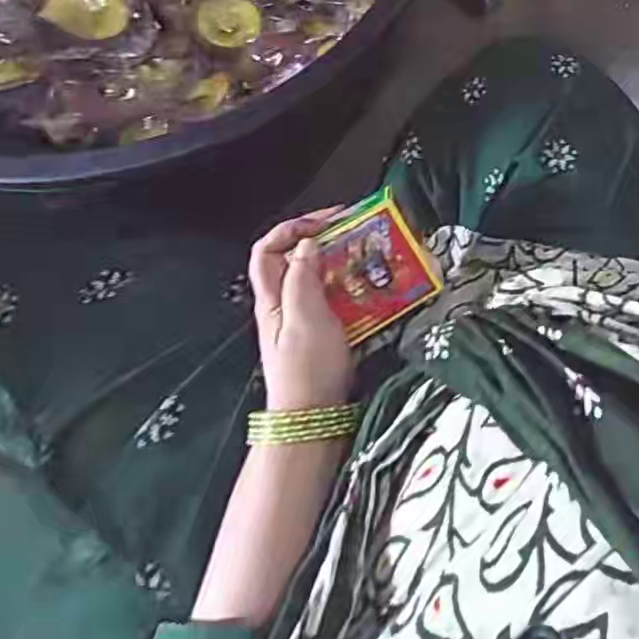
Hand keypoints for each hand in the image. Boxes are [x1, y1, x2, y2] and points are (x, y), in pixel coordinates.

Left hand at [248, 206, 355, 411]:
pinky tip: (371, 283)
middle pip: (294, 257)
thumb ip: (304, 278)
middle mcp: (285, 302)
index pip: (267, 249)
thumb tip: (308, 243)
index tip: (325, 222)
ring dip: (341, 258)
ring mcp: (304, 316)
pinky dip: (351, 282)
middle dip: (323, 237)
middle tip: (354, 228)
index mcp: (272, 298)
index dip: (292, 228)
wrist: (314, 416)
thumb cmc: (306, 369)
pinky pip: (335, 294)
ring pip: (317, 274)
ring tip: (368, 251)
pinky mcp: (323, 328)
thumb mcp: (305, 318)